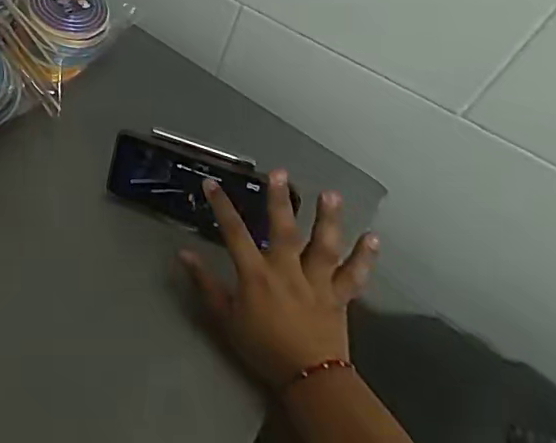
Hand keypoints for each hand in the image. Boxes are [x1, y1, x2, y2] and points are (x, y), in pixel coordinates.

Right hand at [178, 169, 380, 390]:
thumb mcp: (225, 320)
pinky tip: (372, 237)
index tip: (212, 183)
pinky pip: (354, 274)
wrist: (307, 381)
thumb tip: (183, 254)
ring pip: (323, 245)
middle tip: (281, 173)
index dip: (222, 207)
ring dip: (328, 219)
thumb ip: (205, 285)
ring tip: (331, 194)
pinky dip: (364, 257)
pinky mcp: (339, 295)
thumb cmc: (262, 349)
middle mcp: (287, 270)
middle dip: (281, 200)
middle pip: (284, 229)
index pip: (235, 233)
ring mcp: (316, 281)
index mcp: (257, 275)